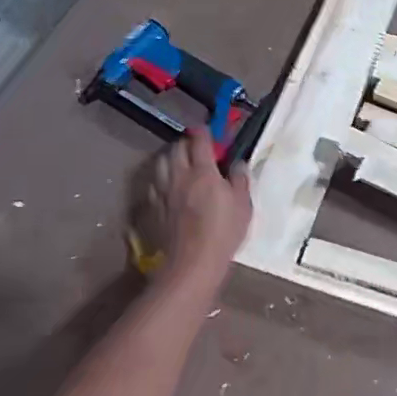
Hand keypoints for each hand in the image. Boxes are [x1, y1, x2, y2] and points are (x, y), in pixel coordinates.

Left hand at [153, 129, 252, 285]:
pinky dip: (161, 178)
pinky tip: (169, 187)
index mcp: (203, 171)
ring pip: (161, 162)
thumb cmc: (223, 233)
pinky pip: (154, 182)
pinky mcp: (152, 206)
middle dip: (187, 143)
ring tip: (181, 165)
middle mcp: (179, 175)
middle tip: (198, 150)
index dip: (205, 132)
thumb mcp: (243, 206)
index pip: (200, 140)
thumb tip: (237, 163)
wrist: (191, 263)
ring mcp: (162, 190)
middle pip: (177, 147)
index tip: (209, 132)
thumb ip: (240, 180)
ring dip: (172, 158)